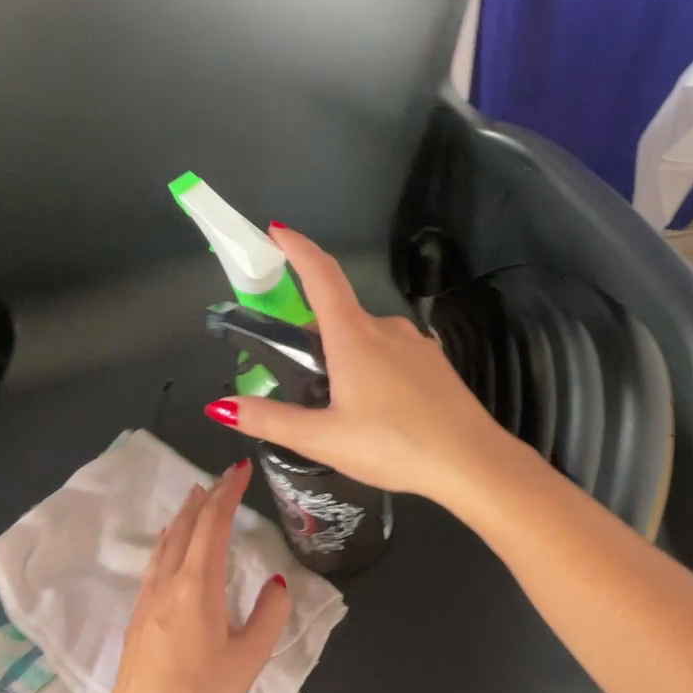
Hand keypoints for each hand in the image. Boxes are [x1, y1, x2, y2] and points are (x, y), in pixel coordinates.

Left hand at [94, 460, 291, 692]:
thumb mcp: (251, 657)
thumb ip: (270, 614)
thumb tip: (275, 583)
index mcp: (198, 586)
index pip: (213, 524)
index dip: (228, 493)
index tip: (241, 469)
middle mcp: (168, 584)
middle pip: (186, 527)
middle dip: (207, 497)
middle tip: (224, 477)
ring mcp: (147, 601)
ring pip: (165, 544)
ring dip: (184, 516)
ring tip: (196, 499)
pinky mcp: (137, 620)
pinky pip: (155, 563)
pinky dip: (169, 540)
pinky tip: (171, 549)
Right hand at [205, 225, 522, 504]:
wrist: (472, 460)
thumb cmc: (394, 445)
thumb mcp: (324, 439)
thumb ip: (271, 420)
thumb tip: (221, 406)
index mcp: (354, 336)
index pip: (321, 275)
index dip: (297, 248)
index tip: (277, 231)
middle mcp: (386, 328)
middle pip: (339, 315)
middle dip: (314, 335)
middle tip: (298, 376)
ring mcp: (416, 343)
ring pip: (368, 338)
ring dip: (346, 357)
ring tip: (338, 406)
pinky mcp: (436, 363)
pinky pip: (394, 355)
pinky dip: (374, 369)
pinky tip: (378, 411)